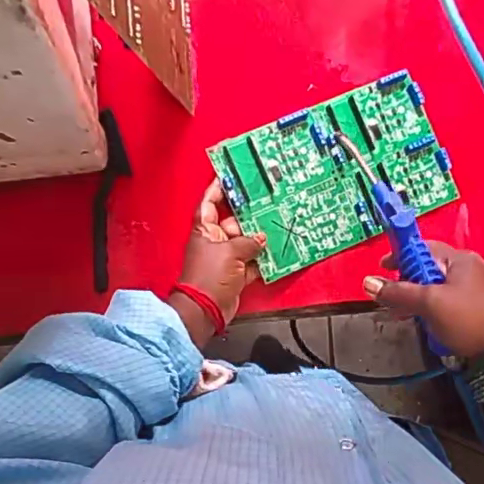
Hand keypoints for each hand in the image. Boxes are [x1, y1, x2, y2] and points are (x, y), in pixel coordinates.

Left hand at [168, 180, 265, 346]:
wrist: (206, 309)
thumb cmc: (208, 278)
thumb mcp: (230, 252)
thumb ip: (248, 242)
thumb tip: (260, 238)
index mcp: (205, 229)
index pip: (211, 202)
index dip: (220, 187)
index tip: (232, 174)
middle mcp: (214, 240)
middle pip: (234, 221)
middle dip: (250, 214)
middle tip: (268, 201)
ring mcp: (225, 257)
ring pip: (246, 241)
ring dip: (260, 237)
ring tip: (278, 224)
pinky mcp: (235, 273)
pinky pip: (252, 262)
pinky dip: (263, 259)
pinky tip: (277, 250)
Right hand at [362, 243, 483, 358]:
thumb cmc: (467, 319)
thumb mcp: (429, 303)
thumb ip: (398, 292)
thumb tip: (367, 282)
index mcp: (459, 259)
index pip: (423, 247)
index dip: (400, 255)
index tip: (381, 268)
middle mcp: (466, 268)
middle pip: (426, 268)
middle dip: (404, 282)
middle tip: (389, 297)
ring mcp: (471, 288)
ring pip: (432, 287)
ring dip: (414, 298)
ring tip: (402, 313)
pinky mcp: (472, 307)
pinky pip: (442, 301)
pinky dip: (427, 308)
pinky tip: (420, 321)